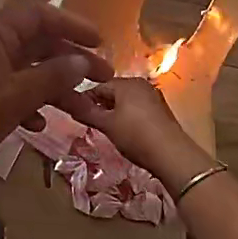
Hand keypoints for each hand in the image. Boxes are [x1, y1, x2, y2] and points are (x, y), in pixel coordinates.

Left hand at [0, 3, 112, 188]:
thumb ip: (51, 77)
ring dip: (52, 88)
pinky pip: (5, 89)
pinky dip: (26, 102)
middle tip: (103, 80)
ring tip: (81, 112)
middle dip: (69, 62)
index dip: (73, 26)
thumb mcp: (13, 97)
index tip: (102, 42)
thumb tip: (83, 62)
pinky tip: (39, 124)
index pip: (40, 15)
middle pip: (34, 43)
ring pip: (23, 70)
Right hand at [56, 77, 211, 189]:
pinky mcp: (160, 111)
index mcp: (127, 82)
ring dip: (113, 112)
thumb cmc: (135, 136)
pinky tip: (124, 132)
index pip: (97, 85)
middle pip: (112, 92)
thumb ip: (86, 112)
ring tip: (105, 129)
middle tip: (89, 123)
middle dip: (100, 105)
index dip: (83, 99)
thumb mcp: (106, 125)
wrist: (172, 155)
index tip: (74, 113)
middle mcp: (141, 84)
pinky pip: (137, 109)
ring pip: (125, 101)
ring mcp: (153, 97)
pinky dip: (127, 117)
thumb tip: (65, 101)